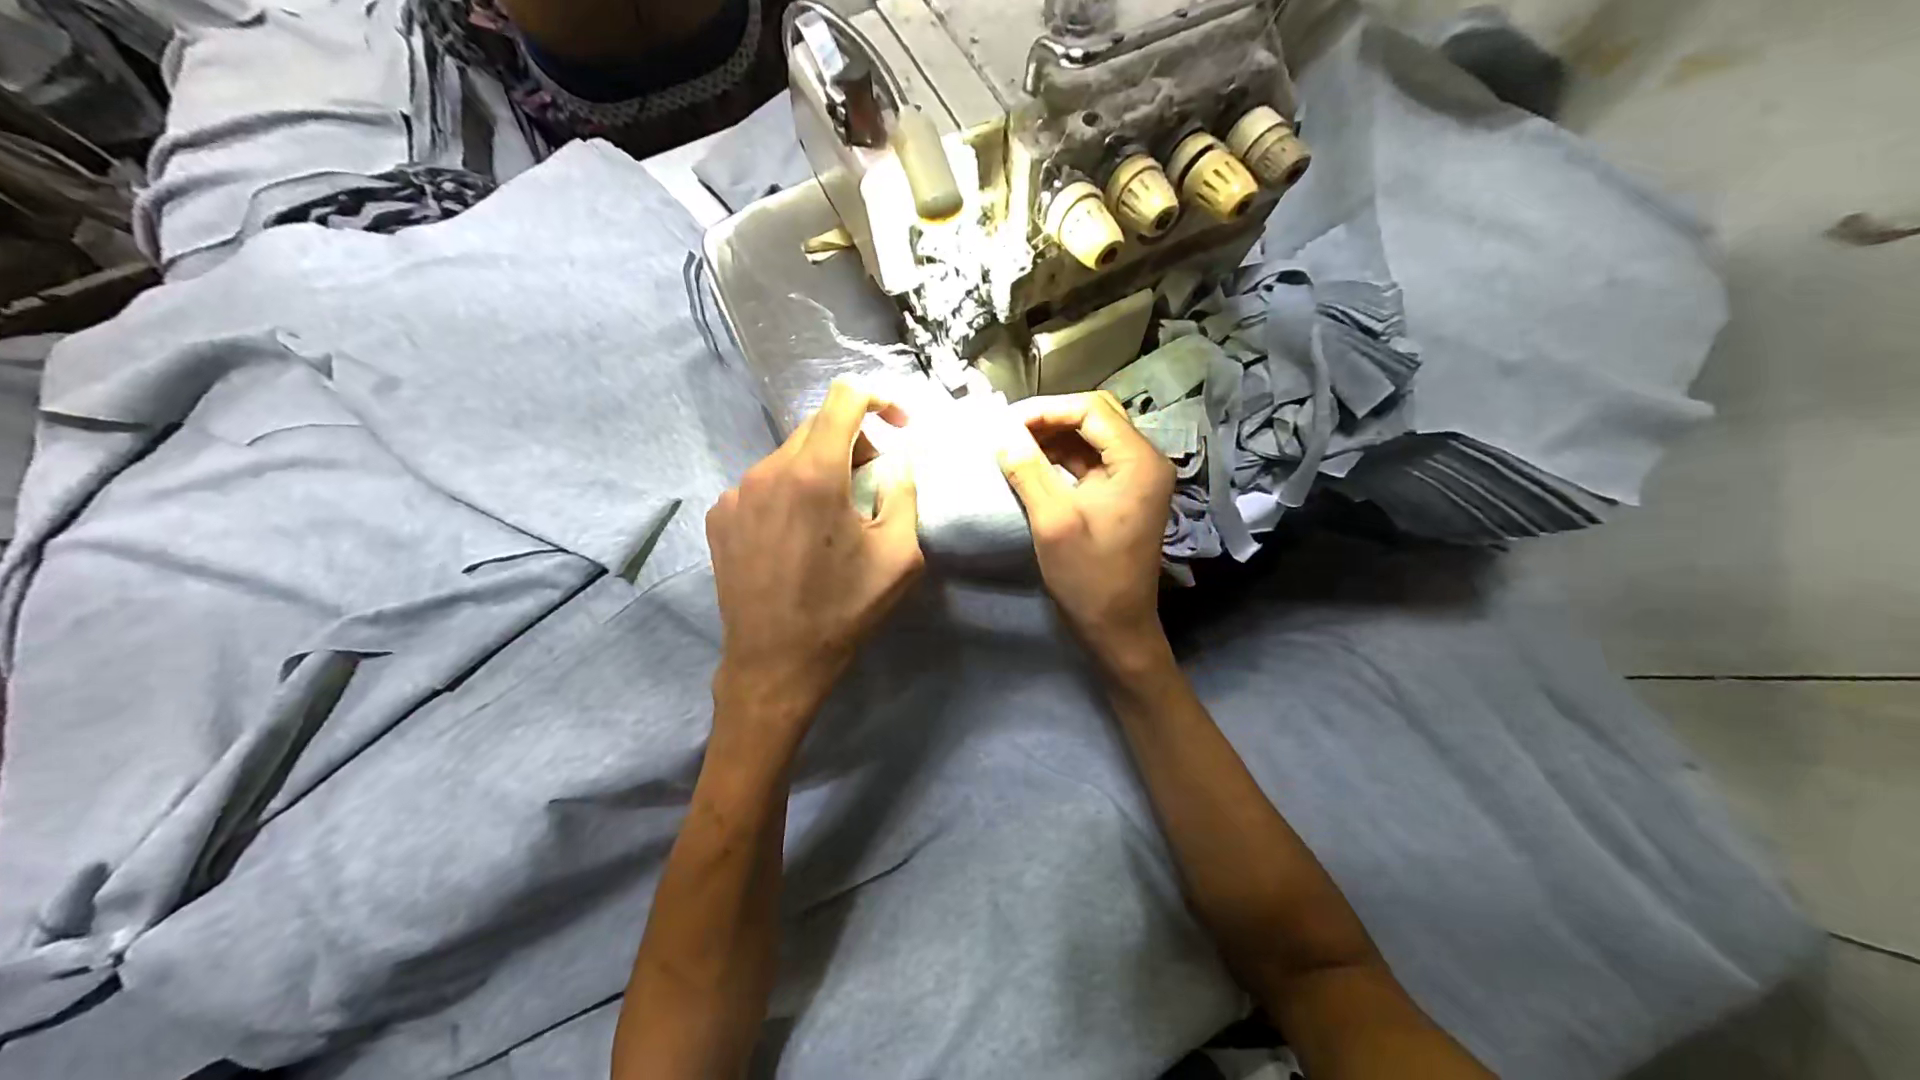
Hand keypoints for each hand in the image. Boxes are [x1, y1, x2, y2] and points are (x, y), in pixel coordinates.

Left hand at [706, 378, 923, 743]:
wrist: (775, 662)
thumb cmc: (844, 610)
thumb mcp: (900, 555)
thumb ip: (904, 493)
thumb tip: (895, 462)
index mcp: (815, 473)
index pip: (844, 398)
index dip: (879, 400)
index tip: (898, 426)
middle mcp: (768, 470)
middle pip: (817, 427)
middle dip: (853, 443)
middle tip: (871, 485)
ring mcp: (736, 493)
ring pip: (789, 456)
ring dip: (819, 469)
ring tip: (831, 519)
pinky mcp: (718, 517)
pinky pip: (762, 484)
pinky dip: (788, 493)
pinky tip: (795, 536)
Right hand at [997, 391, 1174, 666]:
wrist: (1117, 626)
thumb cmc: (1089, 576)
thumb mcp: (1053, 521)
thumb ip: (1027, 470)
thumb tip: (1001, 433)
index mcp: (1139, 461)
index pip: (1090, 410)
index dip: (1045, 410)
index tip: (1006, 424)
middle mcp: (1146, 461)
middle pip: (1095, 417)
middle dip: (1050, 419)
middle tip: (1009, 431)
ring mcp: (1137, 478)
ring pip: (1092, 438)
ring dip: (1054, 437)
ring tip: (1014, 445)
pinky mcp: (1125, 495)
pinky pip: (1092, 461)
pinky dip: (1062, 458)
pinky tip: (1033, 465)